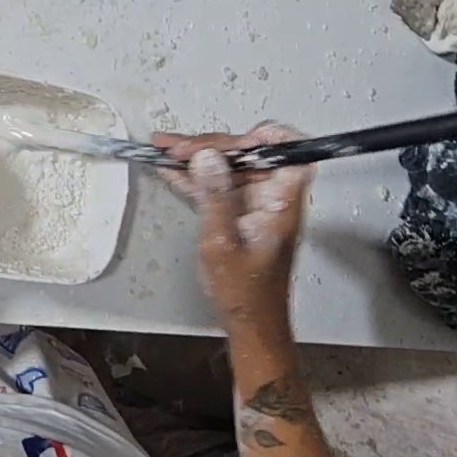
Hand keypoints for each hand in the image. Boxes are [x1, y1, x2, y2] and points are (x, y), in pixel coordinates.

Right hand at [153, 123, 313, 323]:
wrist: (248, 319)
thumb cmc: (243, 289)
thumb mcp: (222, 242)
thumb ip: (214, 196)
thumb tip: (206, 156)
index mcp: (280, 200)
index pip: (292, 152)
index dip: (269, 136)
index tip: (236, 137)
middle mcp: (271, 196)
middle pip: (249, 154)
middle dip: (212, 145)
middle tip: (177, 147)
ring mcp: (254, 202)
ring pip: (228, 166)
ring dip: (196, 156)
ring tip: (163, 147)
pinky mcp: (237, 211)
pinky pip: (217, 184)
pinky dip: (194, 176)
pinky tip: (169, 168)